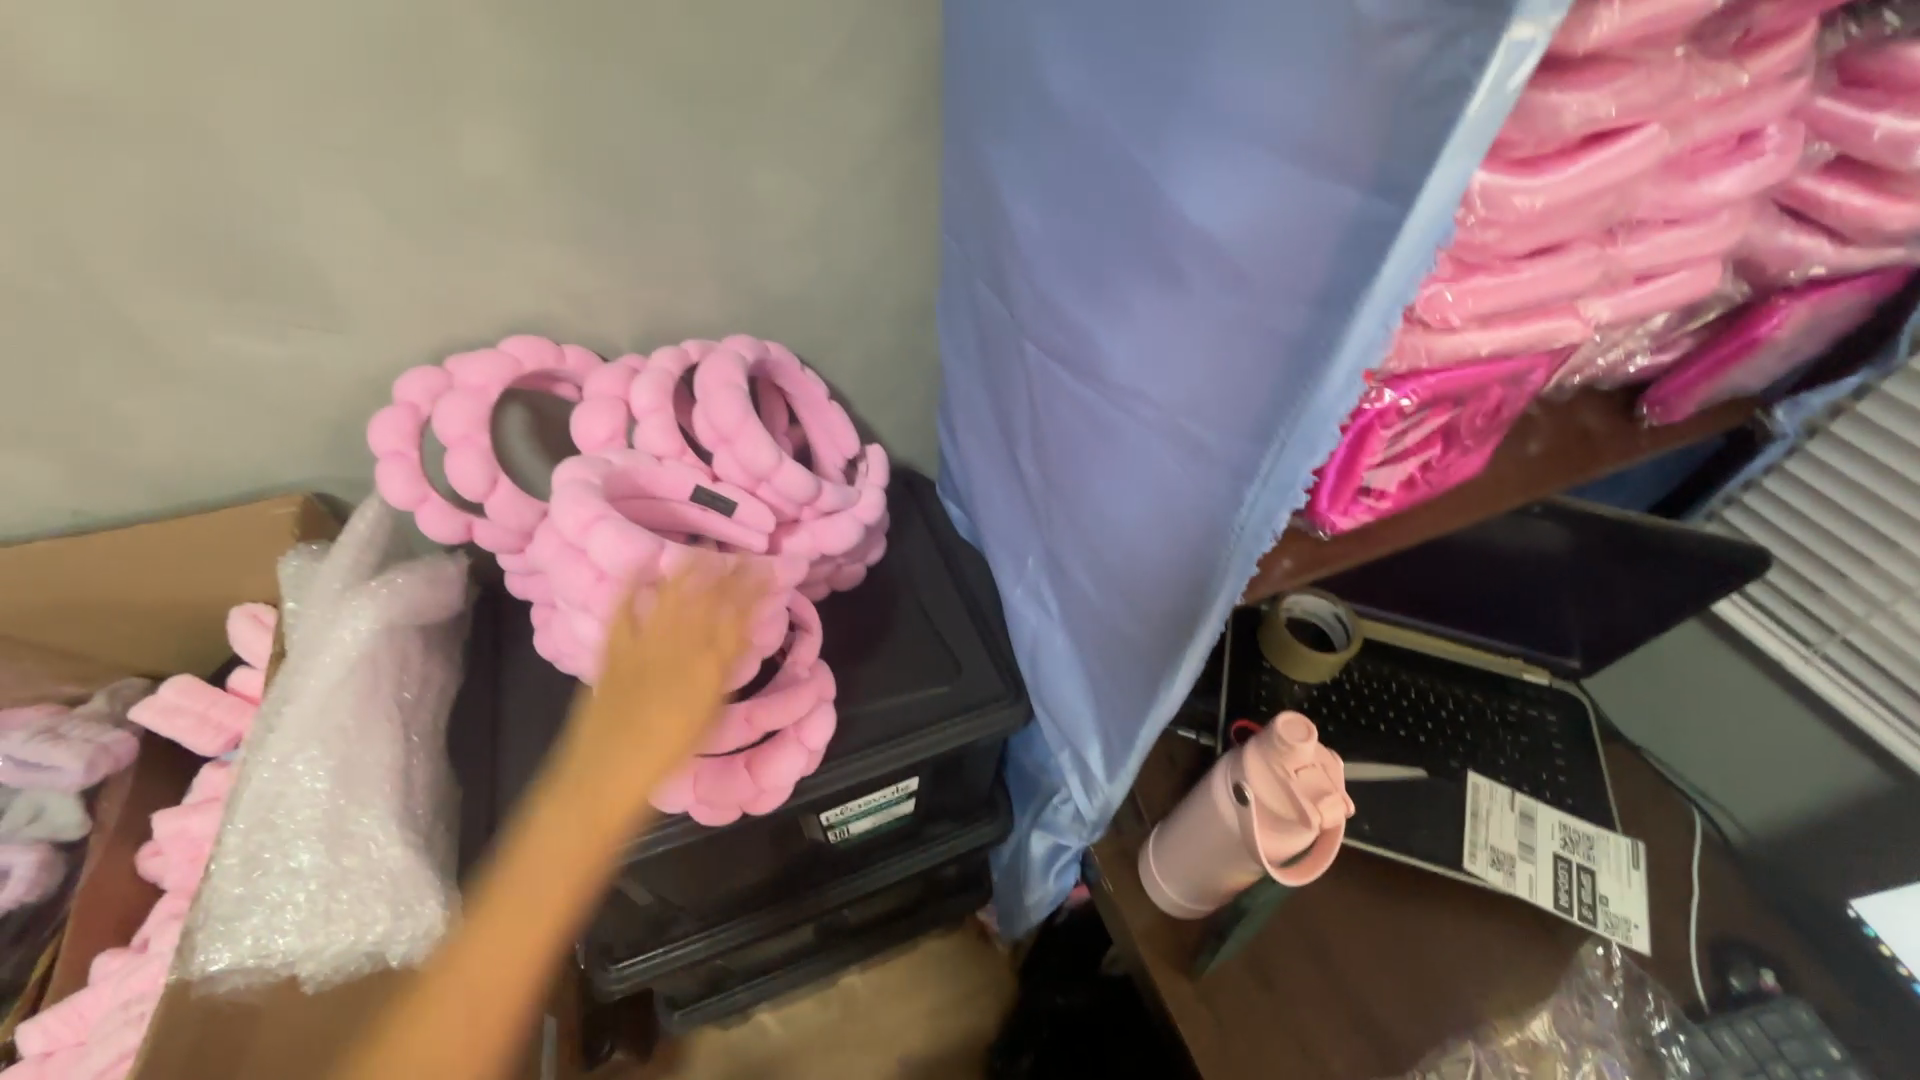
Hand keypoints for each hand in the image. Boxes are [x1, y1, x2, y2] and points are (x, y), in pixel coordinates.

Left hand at [555, 563, 764, 822]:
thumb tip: (742, 637)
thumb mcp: (710, 715)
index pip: (740, 615)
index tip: (770, 570)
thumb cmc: (666, 755)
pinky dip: (635, 586)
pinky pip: (625, 611)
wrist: (606, 774)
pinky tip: (644, 565)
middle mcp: (680, 647)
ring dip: (691, 572)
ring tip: (706, 552)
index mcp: (710, 666)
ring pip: (672, 598)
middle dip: (730, 573)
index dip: (756, 589)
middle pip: (710, 600)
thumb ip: (725, 673)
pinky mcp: (613, 650)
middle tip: (744, 553)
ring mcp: (643, 645)